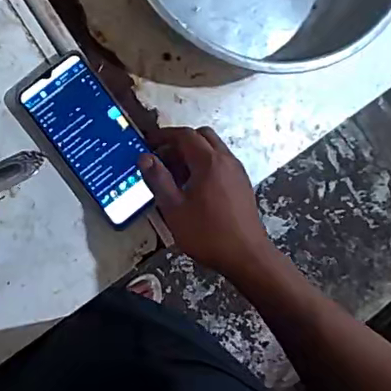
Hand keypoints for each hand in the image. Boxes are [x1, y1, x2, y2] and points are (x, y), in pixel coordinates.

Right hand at [139, 126, 280, 280]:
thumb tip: (145, 158)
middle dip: (180, 142)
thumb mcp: (173, 208)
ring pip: (213, 150)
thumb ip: (158, 179)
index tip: (149, 142)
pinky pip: (222, 164)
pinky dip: (206, 165)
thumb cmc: (208, 234)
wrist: (245, 255)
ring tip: (175, 176)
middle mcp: (226, 161)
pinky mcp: (242, 185)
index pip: (185, 135)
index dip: (164, 135)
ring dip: (193, 154)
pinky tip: (194, 188)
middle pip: (202, 137)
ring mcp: (237, 172)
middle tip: (162, 159)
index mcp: (209, 162)